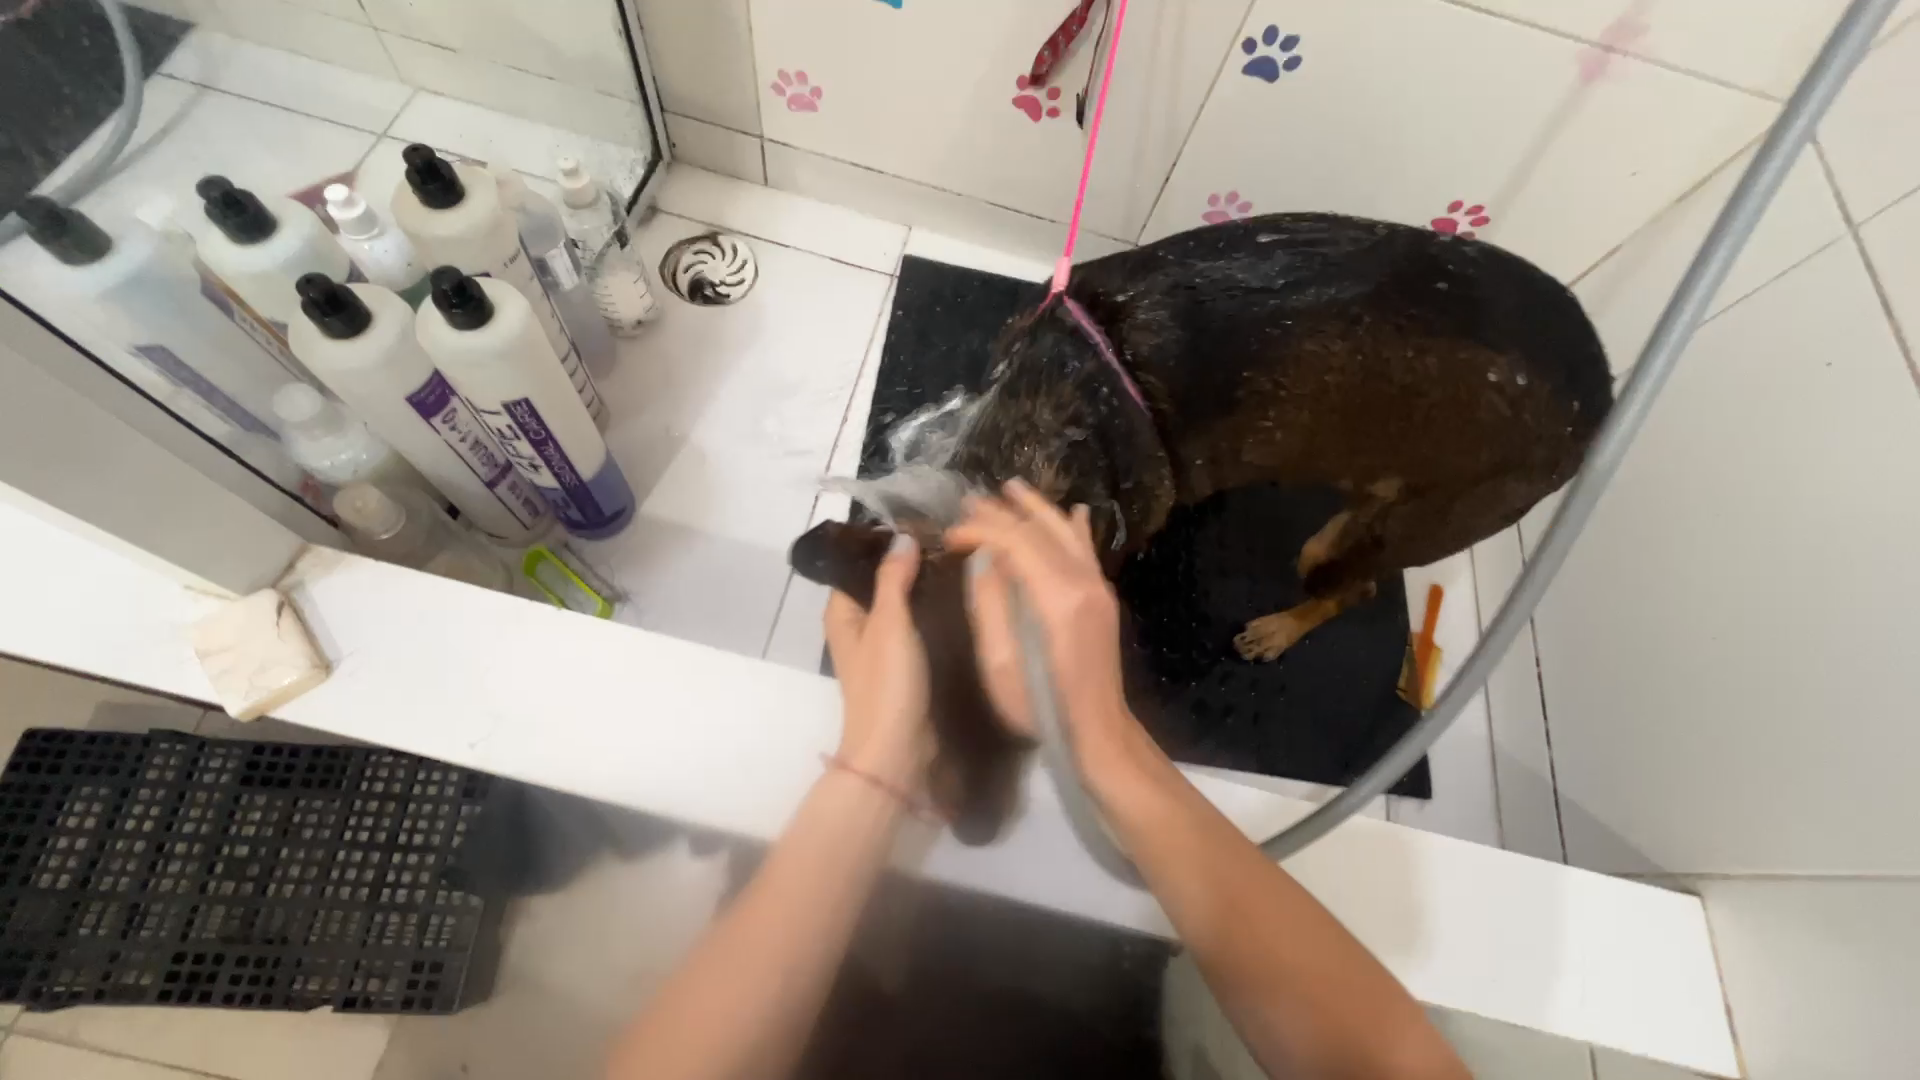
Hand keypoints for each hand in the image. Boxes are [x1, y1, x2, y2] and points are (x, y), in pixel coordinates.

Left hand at [824, 534, 932, 789]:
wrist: (896, 749)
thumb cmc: (886, 683)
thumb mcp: (889, 624)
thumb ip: (893, 579)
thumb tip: (902, 537)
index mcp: (841, 612)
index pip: (859, 563)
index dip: (885, 543)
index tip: (922, 524)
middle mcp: (855, 625)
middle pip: (880, 583)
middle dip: (910, 564)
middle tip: (948, 541)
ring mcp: (879, 647)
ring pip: (901, 605)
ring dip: (923, 589)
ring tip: (958, 563)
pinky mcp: (902, 665)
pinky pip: (915, 628)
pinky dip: (931, 613)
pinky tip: (957, 601)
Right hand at [946, 480, 1132, 752]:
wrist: (1097, 731)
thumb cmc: (1041, 706)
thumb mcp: (1000, 664)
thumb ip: (990, 606)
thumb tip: (983, 560)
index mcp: (1055, 597)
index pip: (1014, 542)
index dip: (980, 530)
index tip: (951, 534)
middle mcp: (1082, 582)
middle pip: (1040, 531)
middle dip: (1003, 513)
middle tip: (970, 500)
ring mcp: (1098, 588)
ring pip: (1066, 533)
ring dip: (1037, 509)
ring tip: (1013, 487)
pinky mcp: (1103, 599)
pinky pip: (1087, 550)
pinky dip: (1075, 527)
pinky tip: (1075, 511)